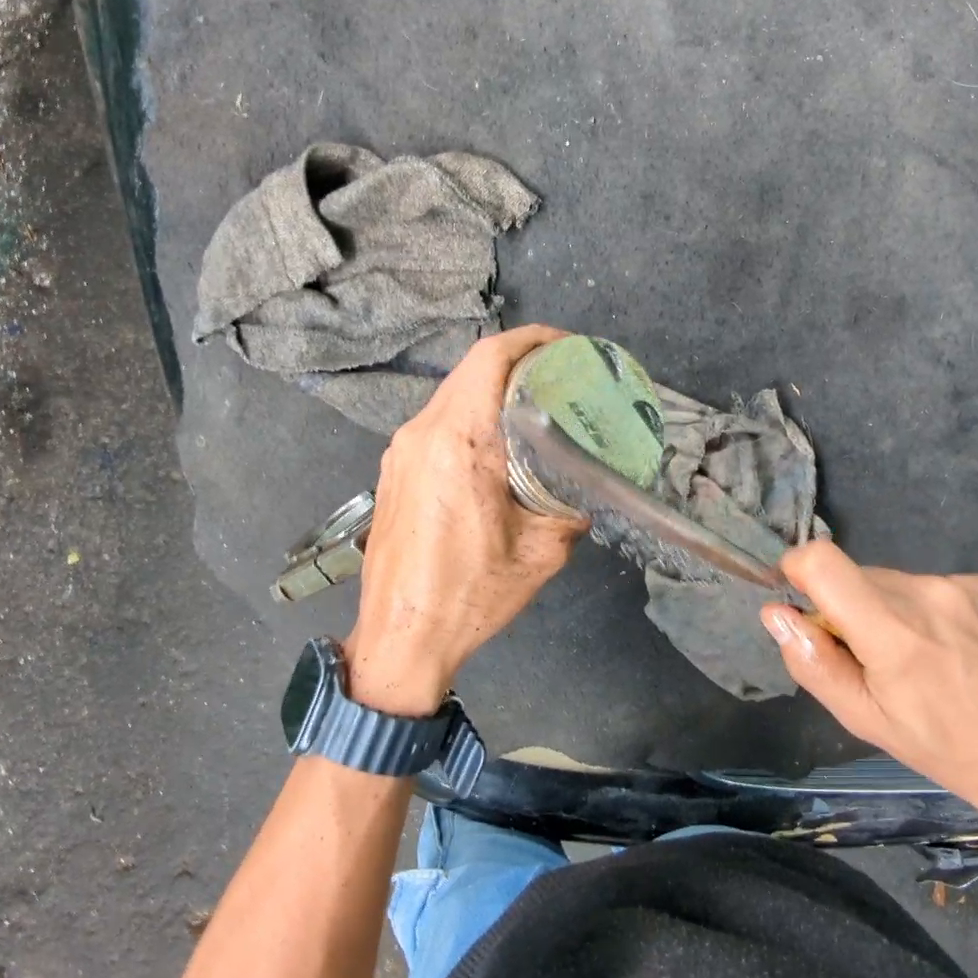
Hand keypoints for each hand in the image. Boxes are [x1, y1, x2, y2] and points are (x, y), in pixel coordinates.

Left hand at [345, 325, 585, 715]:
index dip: (530, 339)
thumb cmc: (470, 596)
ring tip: (536, 408)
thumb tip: (584, 490)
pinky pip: (436, 424)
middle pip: (470, 371)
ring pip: (451, 396)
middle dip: (518, 362)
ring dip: (492, 391)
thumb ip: (569, 509)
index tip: (566, 346)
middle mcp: (422, 434)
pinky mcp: (393, 471)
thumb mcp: (541, 553)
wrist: (400, 637)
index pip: (489, 360)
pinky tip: (499, 445)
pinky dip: (471, 417)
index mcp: (459, 444)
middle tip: (562, 377)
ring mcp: (400, 451)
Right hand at [759, 541, 977, 841]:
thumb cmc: (950, 751)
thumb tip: (775, 613)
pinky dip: (921, 612)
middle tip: (870, 663)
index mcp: (892, 630)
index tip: (800, 602)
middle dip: (845, 609)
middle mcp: (925, 592)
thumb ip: (813, 662)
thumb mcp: (868, 721)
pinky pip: (927, 588)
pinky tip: (950, 653)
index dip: (796, 571)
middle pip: (855, 576)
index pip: (821, 560)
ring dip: (884, 611)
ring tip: (918, 663)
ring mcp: (960, 585)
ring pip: (891, 583)